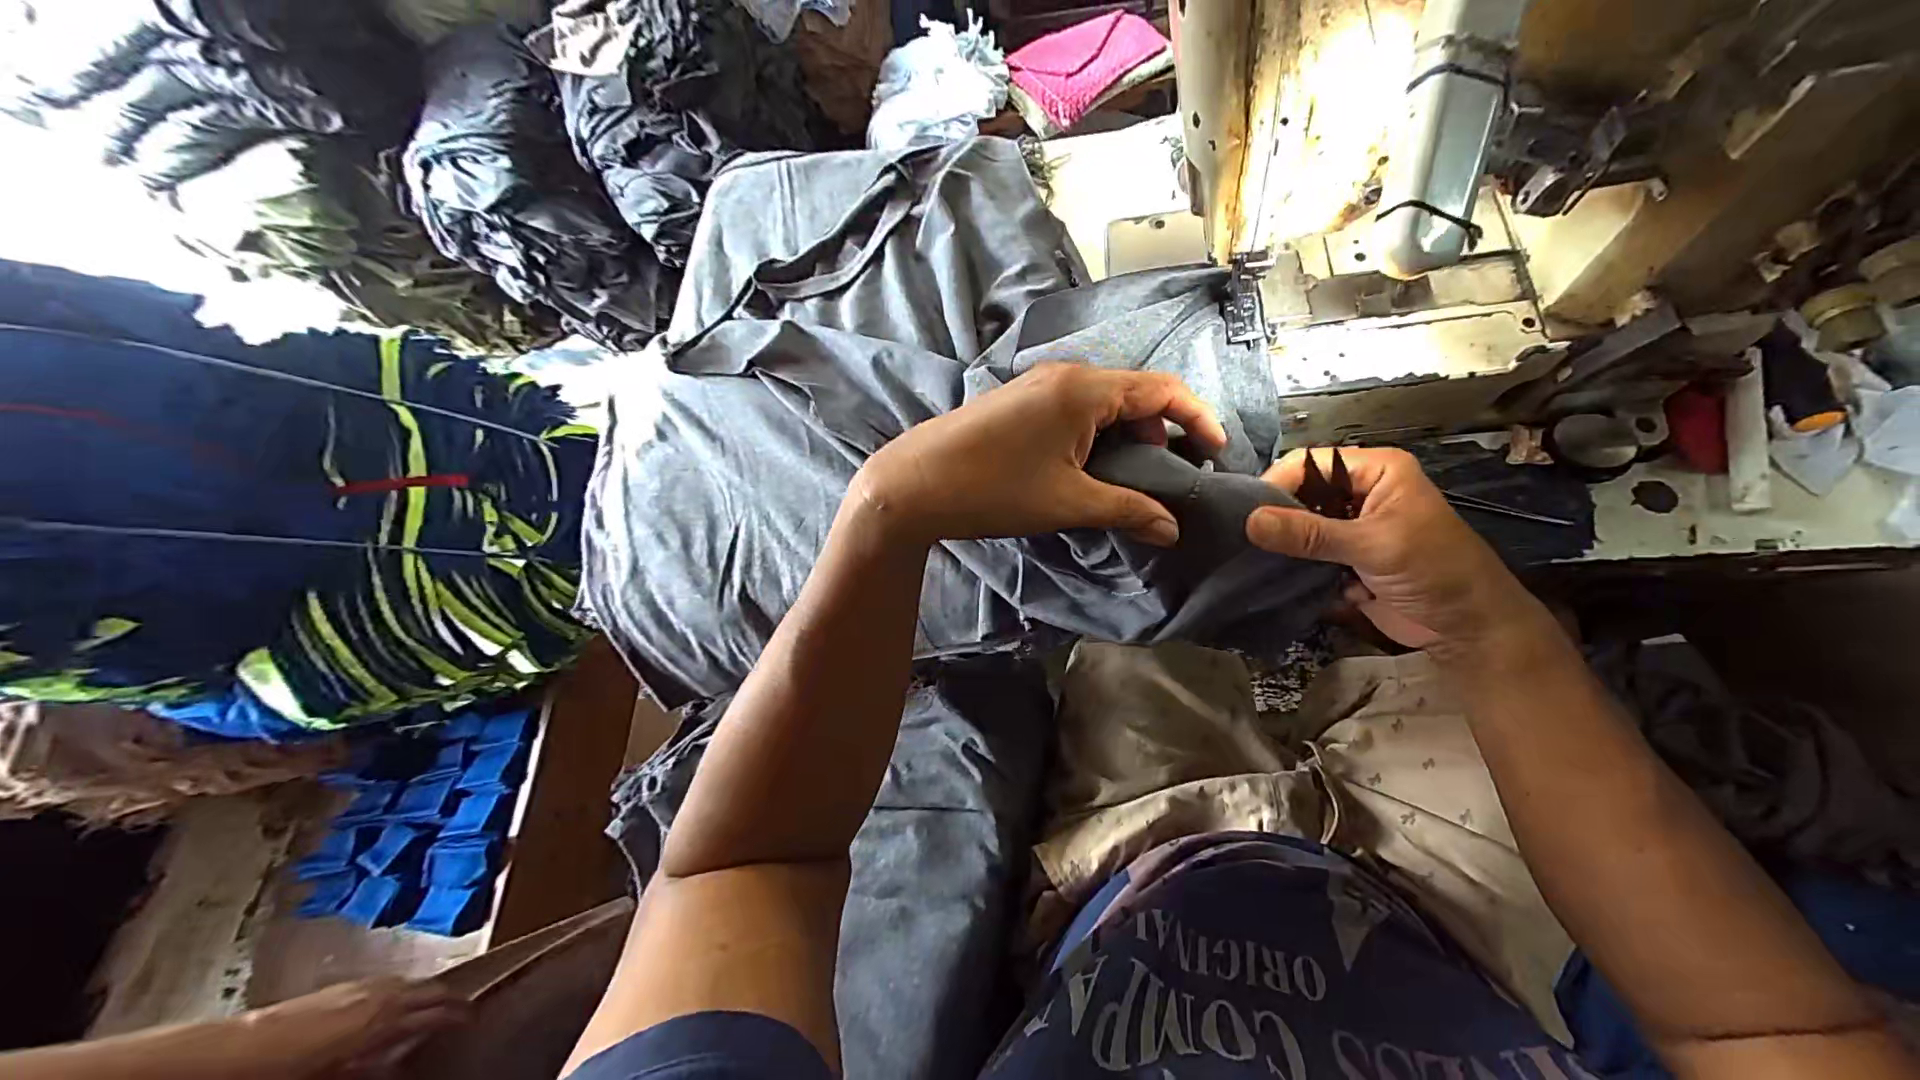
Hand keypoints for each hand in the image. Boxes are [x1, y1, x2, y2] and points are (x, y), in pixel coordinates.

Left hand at [234, 977, 467, 1077]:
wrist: (233, 1051)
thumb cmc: (284, 1070)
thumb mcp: (334, 1075)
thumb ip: (371, 1066)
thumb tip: (399, 1062)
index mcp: (385, 1018)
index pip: (437, 1011)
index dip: (459, 1014)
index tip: (473, 1018)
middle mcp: (381, 994)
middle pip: (430, 990)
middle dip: (449, 998)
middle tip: (463, 1008)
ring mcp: (363, 986)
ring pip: (410, 982)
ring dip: (425, 991)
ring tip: (434, 1003)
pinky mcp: (344, 986)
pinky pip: (388, 982)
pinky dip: (402, 988)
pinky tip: (395, 1000)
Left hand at [852, 364, 1226, 545]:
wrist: (912, 483)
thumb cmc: (993, 489)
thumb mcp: (1068, 502)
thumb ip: (1128, 510)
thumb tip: (1171, 529)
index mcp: (1085, 389)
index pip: (1162, 391)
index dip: (1198, 418)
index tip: (1217, 453)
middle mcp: (1065, 375)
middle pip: (1134, 395)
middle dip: (1160, 434)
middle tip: (1168, 478)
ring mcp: (1038, 385)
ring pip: (1103, 405)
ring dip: (1124, 439)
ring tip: (1128, 482)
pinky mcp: (1019, 402)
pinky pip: (1074, 411)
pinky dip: (1094, 437)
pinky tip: (1088, 470)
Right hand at [1244, 447, 1549, 658]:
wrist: (1469, 628)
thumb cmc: (1435, 571)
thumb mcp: (1372, 546)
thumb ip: (1310, 534)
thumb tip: (1250, 521)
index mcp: (1376, 471)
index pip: (1310, 463)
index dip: (1278, 483)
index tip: (1246, 513)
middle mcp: (1360, 492)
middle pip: (1301, 493)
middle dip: (1277, 515)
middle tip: (1244, 537)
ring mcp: (1352, 526)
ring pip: (1300, 525)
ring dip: (1285, 544)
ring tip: (1256, 556)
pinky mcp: (1344, 557)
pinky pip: (1306, 553)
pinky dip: (1296, 565)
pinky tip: (1281, 575)